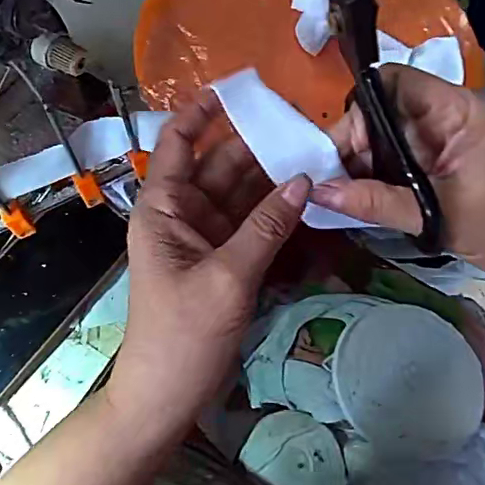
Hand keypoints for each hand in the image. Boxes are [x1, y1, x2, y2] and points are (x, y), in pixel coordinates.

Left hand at [110, 89, 310, 437]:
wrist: (166, 396)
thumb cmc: (182, 335)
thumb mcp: (226, 278)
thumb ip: (266, 227)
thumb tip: (305, 180)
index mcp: (164, 206)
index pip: (179, 143)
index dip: (203, 112)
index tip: (238, 88)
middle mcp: (183, 213)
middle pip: (222, 165)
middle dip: (260, 146)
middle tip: (308, 127)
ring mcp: (205, 237)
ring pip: (242, 194)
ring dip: (275, 178)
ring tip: (320, 155)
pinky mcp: (224, 261)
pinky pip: (253, 226)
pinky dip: (277, 214)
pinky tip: (310, 198)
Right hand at [311, 65, 484, 281]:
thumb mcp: (435, 217)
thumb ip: (376, 202)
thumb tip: (318, 192)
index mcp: (456, 110)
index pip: (393, 82)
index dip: (359, 108)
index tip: (337, 151)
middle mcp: (442, 114)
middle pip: (378, 109)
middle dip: (351, 143)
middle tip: (330, 180)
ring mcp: (434, 136)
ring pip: (378, 134)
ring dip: (356, 161)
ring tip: (338, 192)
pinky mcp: (428, 157)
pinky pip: (387, 154)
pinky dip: (368, 173)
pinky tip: (355, 195)